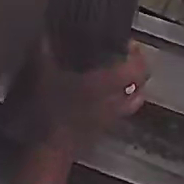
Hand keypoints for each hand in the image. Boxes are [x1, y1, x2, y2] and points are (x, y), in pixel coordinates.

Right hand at [28, 43, 148, 156]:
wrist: (50, 148)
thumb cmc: (50, 109)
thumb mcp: (42, 75)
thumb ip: (44, 52)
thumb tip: (44, 35)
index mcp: (106, 83)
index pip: (136, 69)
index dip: (138, 55)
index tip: (130, 44)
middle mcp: (115, 99)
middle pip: (141, 85)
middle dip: (138, 69)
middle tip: (127, 57)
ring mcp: (112, 116)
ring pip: (135, 100)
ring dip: (133, 87)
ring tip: (122, 75)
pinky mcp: (105, 128)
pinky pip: (122, 112)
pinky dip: (121, 101)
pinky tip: (106, 96)